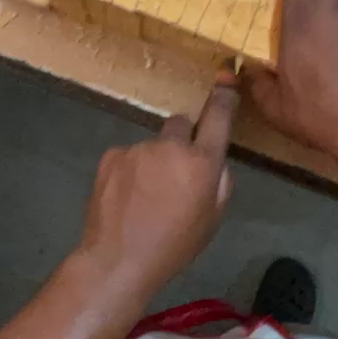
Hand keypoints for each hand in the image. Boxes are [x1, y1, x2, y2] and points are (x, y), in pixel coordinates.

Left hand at [74, 77, 238, 295]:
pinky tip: (125, 197)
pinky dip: (129, 171)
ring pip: (152, 146)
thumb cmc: (173, 246)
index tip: (225, 79)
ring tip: (144, 198)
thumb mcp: (212, 220)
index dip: (223, 98)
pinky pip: (128, 156)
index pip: (218, 118)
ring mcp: (138, 149)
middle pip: (181, 126)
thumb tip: (213, 162)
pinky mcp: (111, 156)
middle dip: (182, 142)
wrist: (118, 259)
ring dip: (153, 162)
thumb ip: (219, 183)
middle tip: (174, 176)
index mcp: (202, 163)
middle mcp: (171, 147)